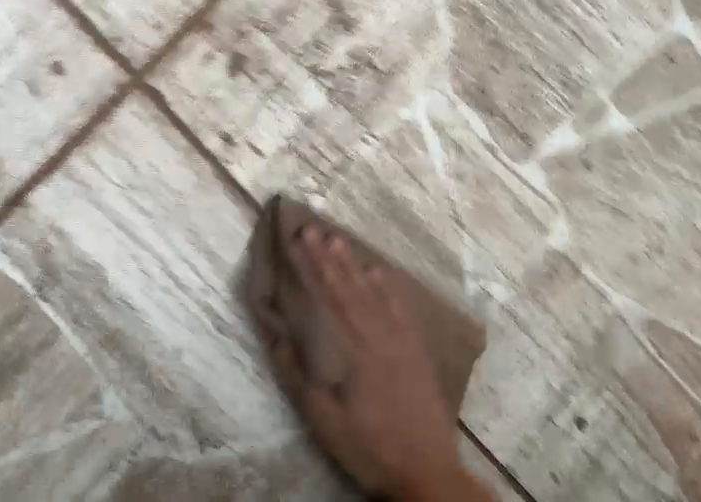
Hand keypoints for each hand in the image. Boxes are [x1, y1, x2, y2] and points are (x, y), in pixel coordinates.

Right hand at [261, 227, 478, 499]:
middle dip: (325, 257)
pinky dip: (385, 287)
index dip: (307, 267)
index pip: (322, 298)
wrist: (427, 474)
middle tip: (310, 227)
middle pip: (345, 288)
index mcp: (349, 350)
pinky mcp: (415, 352)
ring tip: (336, 239)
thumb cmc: (366, 445)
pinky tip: (376, 271)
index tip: (293, 241)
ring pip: (371, 293)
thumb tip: (273, 332)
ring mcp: (398, 342)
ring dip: (351, 264)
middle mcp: (374, 337)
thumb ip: (296, 372)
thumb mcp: (320, 416)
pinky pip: (398, 309)